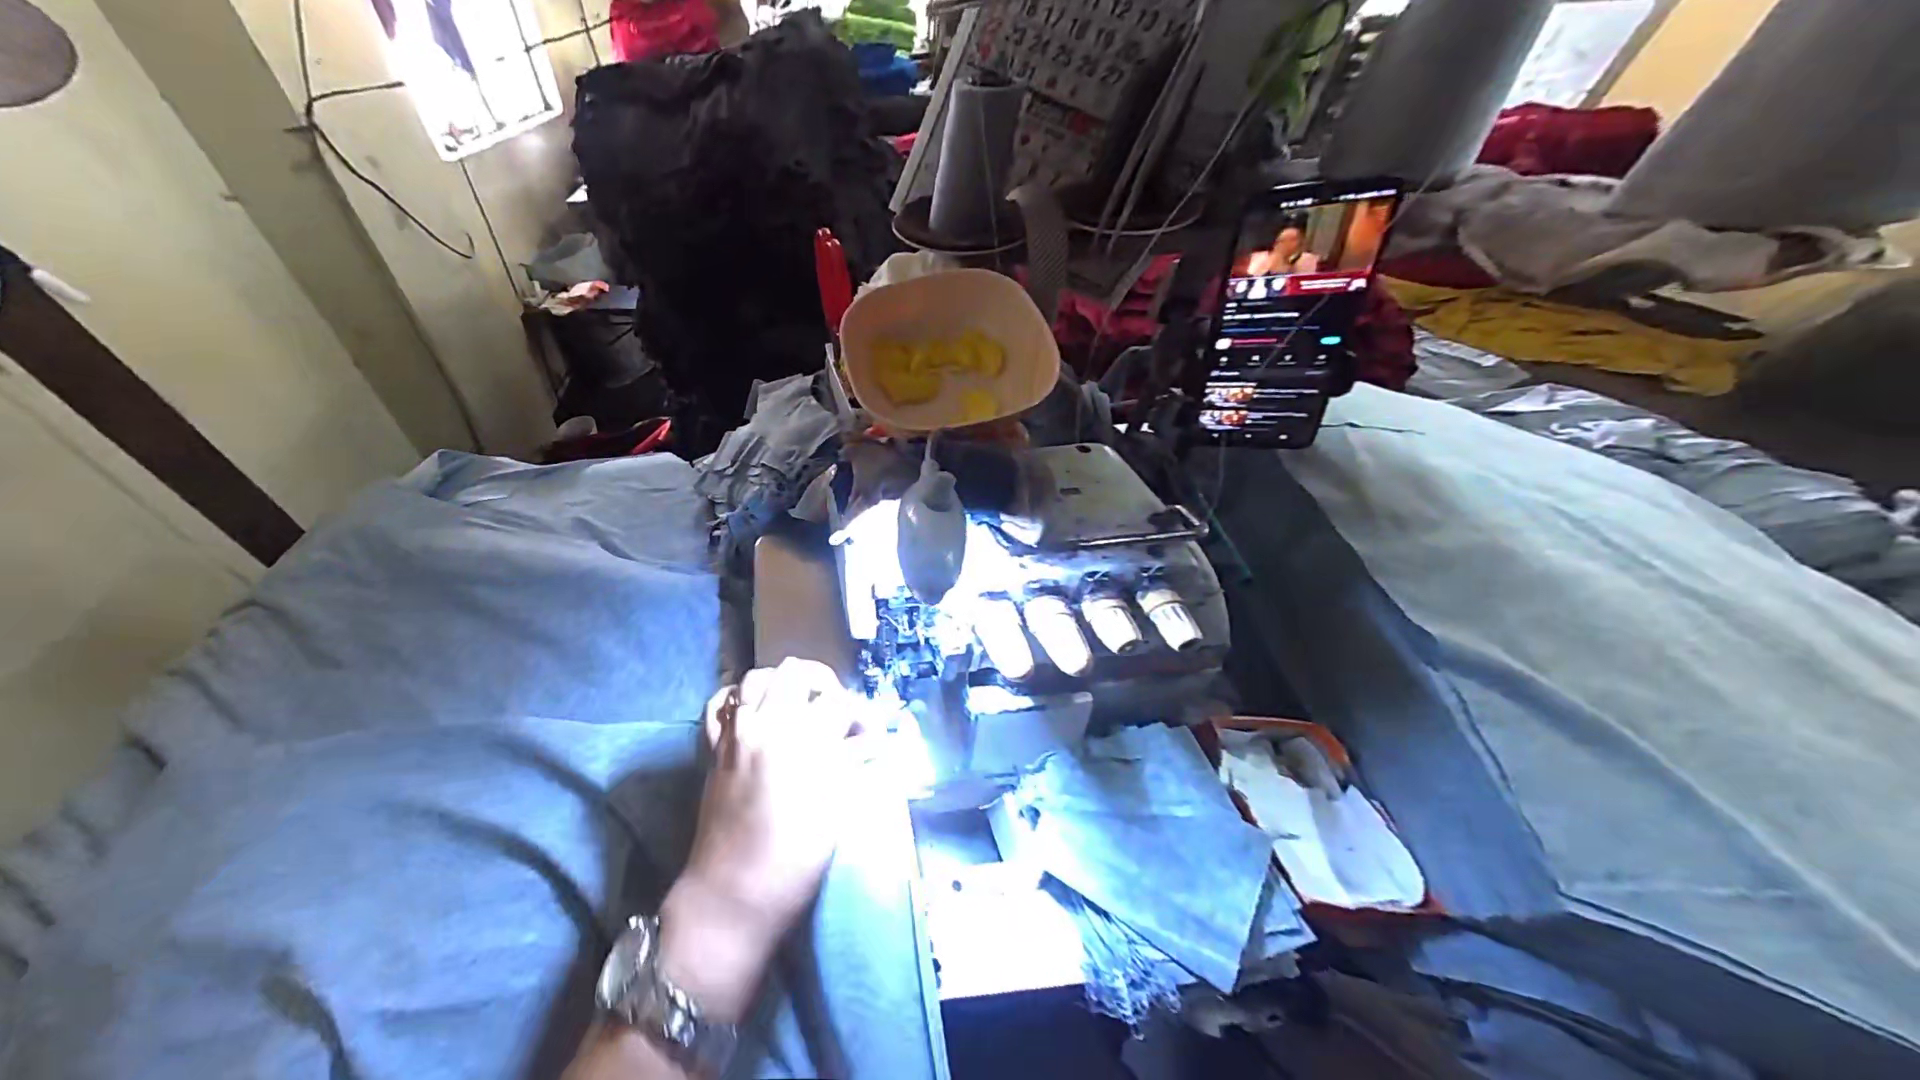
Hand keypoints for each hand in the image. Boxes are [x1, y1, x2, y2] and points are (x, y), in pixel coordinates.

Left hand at [659, 658, 867, 1021]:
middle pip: (795, 672)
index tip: (870, 734)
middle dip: (822, 683)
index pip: (838, 702)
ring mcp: (734, 734)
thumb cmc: (794, 860)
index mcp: (801, 740)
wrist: (731, 898)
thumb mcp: (836, 809)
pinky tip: (755, 713)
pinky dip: (737, 699)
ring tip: (799, 707)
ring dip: (782, 684)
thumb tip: (866, 739)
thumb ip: (849, 762)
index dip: (860, 715)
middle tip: (835, 710)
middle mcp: (765, 724)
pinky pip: (718, 705)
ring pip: (756, 679)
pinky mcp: (713, 750)